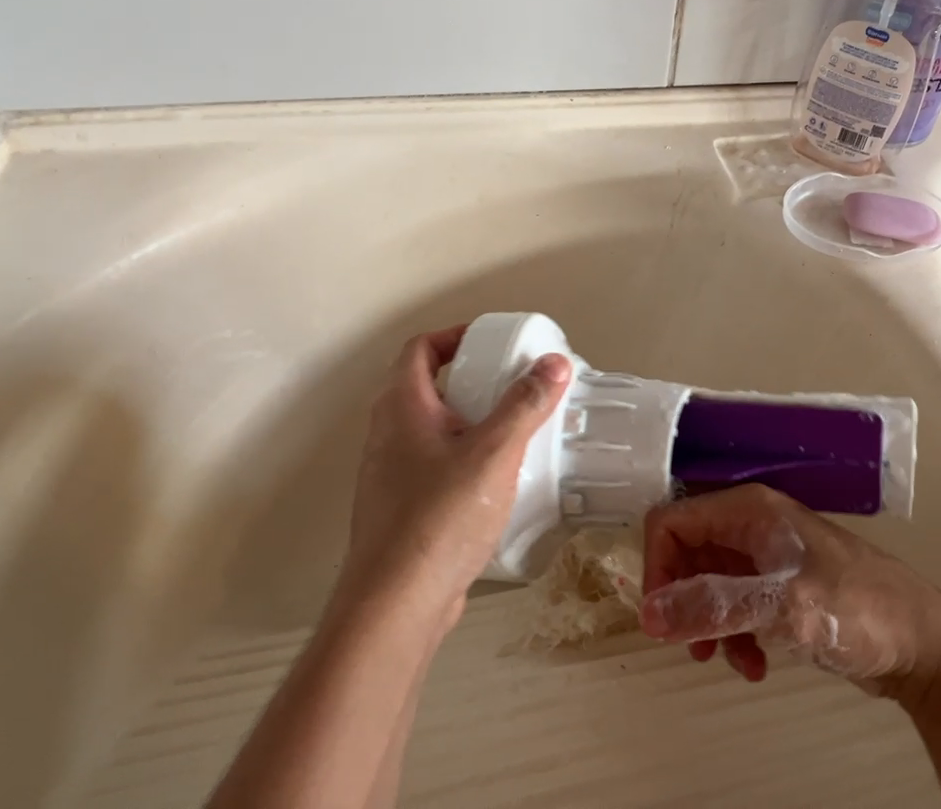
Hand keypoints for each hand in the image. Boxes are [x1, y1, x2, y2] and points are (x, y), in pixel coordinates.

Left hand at [339, 325, 572, 624]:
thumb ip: (524, 406)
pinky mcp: (401, 510)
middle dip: (472, 381)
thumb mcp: (493, 454)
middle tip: (514, 387)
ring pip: (431, 432)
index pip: (419, 349)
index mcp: (401, 408)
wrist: (396, 603)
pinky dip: (464, 461)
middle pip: (426, 388)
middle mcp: (387, 435)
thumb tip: (553, 363)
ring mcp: (390, 476)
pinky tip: (498, 483)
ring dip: (470, 423)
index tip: (493, 342)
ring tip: (514, 433)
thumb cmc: (440, 517)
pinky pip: (434, 468)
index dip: (454, 336)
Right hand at [639, 484, 940, 701]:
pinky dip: (735, 635)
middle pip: (686, 554)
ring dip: (710, 625)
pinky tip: (755, 665)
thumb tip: (648, 615)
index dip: (657, 567)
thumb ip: (712, 607)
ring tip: (729, 661)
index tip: (662, 619)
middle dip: (684, 602)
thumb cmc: (856, 610)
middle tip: (690, 646)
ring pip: (708, 584)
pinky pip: (735, 605)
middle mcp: (753, 525)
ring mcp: (768, 556)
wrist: (922, 643)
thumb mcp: (781, 608)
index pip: (672, 522)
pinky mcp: (781, 587)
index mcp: (749, 511)